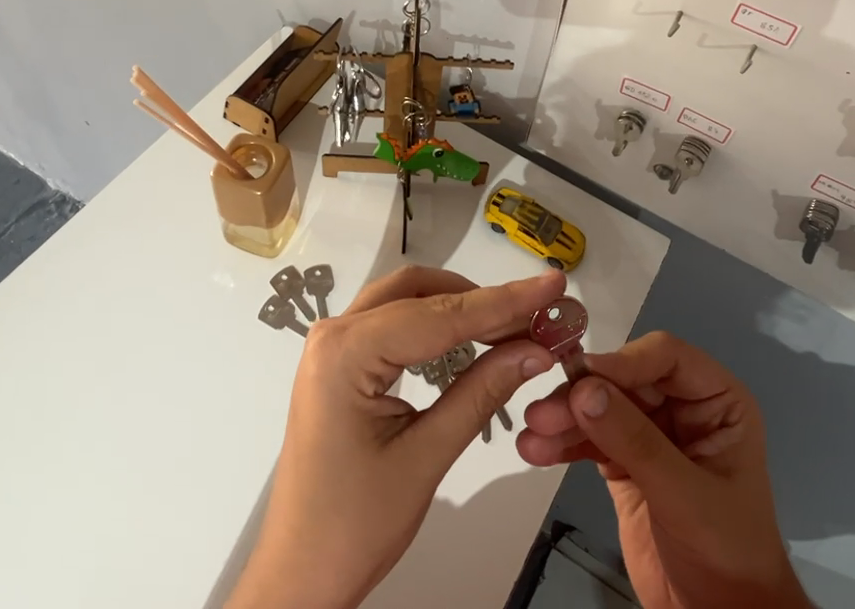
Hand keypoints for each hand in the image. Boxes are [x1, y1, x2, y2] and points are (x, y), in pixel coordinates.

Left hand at [226, 265, 564, 608]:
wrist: (302, 570)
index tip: (552, 285)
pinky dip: (435, 323)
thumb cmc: (356, 523)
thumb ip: (481, 393)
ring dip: (459, 306)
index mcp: (346, 353)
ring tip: (515, 324)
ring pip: (405, 300)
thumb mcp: (426, 456)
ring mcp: (332, 346)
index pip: (439, 315)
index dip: (502, 301)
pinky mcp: (339, 363)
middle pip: (418, 292)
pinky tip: (472, 338)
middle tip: (538, 313)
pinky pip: (393, 324)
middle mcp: (333, 334)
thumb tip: (536, 349)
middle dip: (480, 299)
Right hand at [516, 332, 810, 608]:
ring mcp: (650, 434)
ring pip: (600, 407)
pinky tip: (536, 451)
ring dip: (564, 419)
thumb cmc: (726, 549)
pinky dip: (563, 443)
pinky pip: (589, 439)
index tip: (578, 376)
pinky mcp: (624, 462)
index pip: (666, 358)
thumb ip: (636, 441)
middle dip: (581, 395)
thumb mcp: (685, 495)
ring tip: (531, 435)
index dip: (622, 361)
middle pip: (623, 381)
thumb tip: (584, 390)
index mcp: (715, 402)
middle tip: (540, 413)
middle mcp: (682, 408)